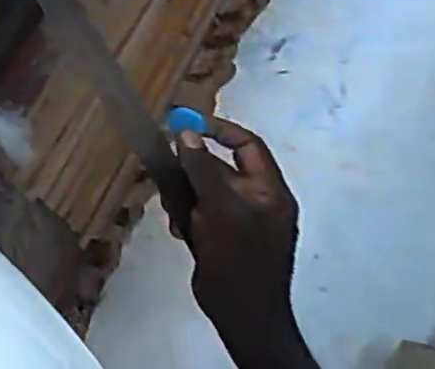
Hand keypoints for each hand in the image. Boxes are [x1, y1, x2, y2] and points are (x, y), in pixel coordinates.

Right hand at [174, 117, 315, 368]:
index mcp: (269, 191)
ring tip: (173, 208)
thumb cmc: (237, 254)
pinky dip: (184, 212)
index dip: (217, 128)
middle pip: (218, 164)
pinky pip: (198, 207)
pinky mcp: (222, 233)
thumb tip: (185, 131)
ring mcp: (239, 218)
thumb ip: (201, 165)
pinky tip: (179, 227)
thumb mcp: (218, 204)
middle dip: (189, 167)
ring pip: (201, 185)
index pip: (247, 144)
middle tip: (165, 166)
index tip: (183, 123)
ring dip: (182, 192)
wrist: (241, 312)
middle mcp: (256, 200)